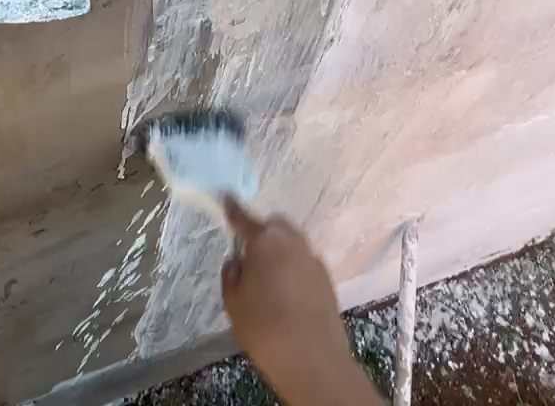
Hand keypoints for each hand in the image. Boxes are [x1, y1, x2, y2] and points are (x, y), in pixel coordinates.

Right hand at [221, 200, 384, 405]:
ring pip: (293, 243)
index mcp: (264, 240)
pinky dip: (295, 269)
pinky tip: (289, 293)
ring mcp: (313, 258)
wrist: (313, 359)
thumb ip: (232, 273)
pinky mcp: (327, 278)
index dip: (232, 207)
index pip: (243, 217)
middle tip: (251, 254)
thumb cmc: (264, 327)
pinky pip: (305, 262)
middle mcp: (291, 241)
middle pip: (275, 226)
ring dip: (281, 251)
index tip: (226, 196)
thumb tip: (239, 261)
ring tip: (271, 278)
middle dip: (263, 232)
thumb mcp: (233, 301)